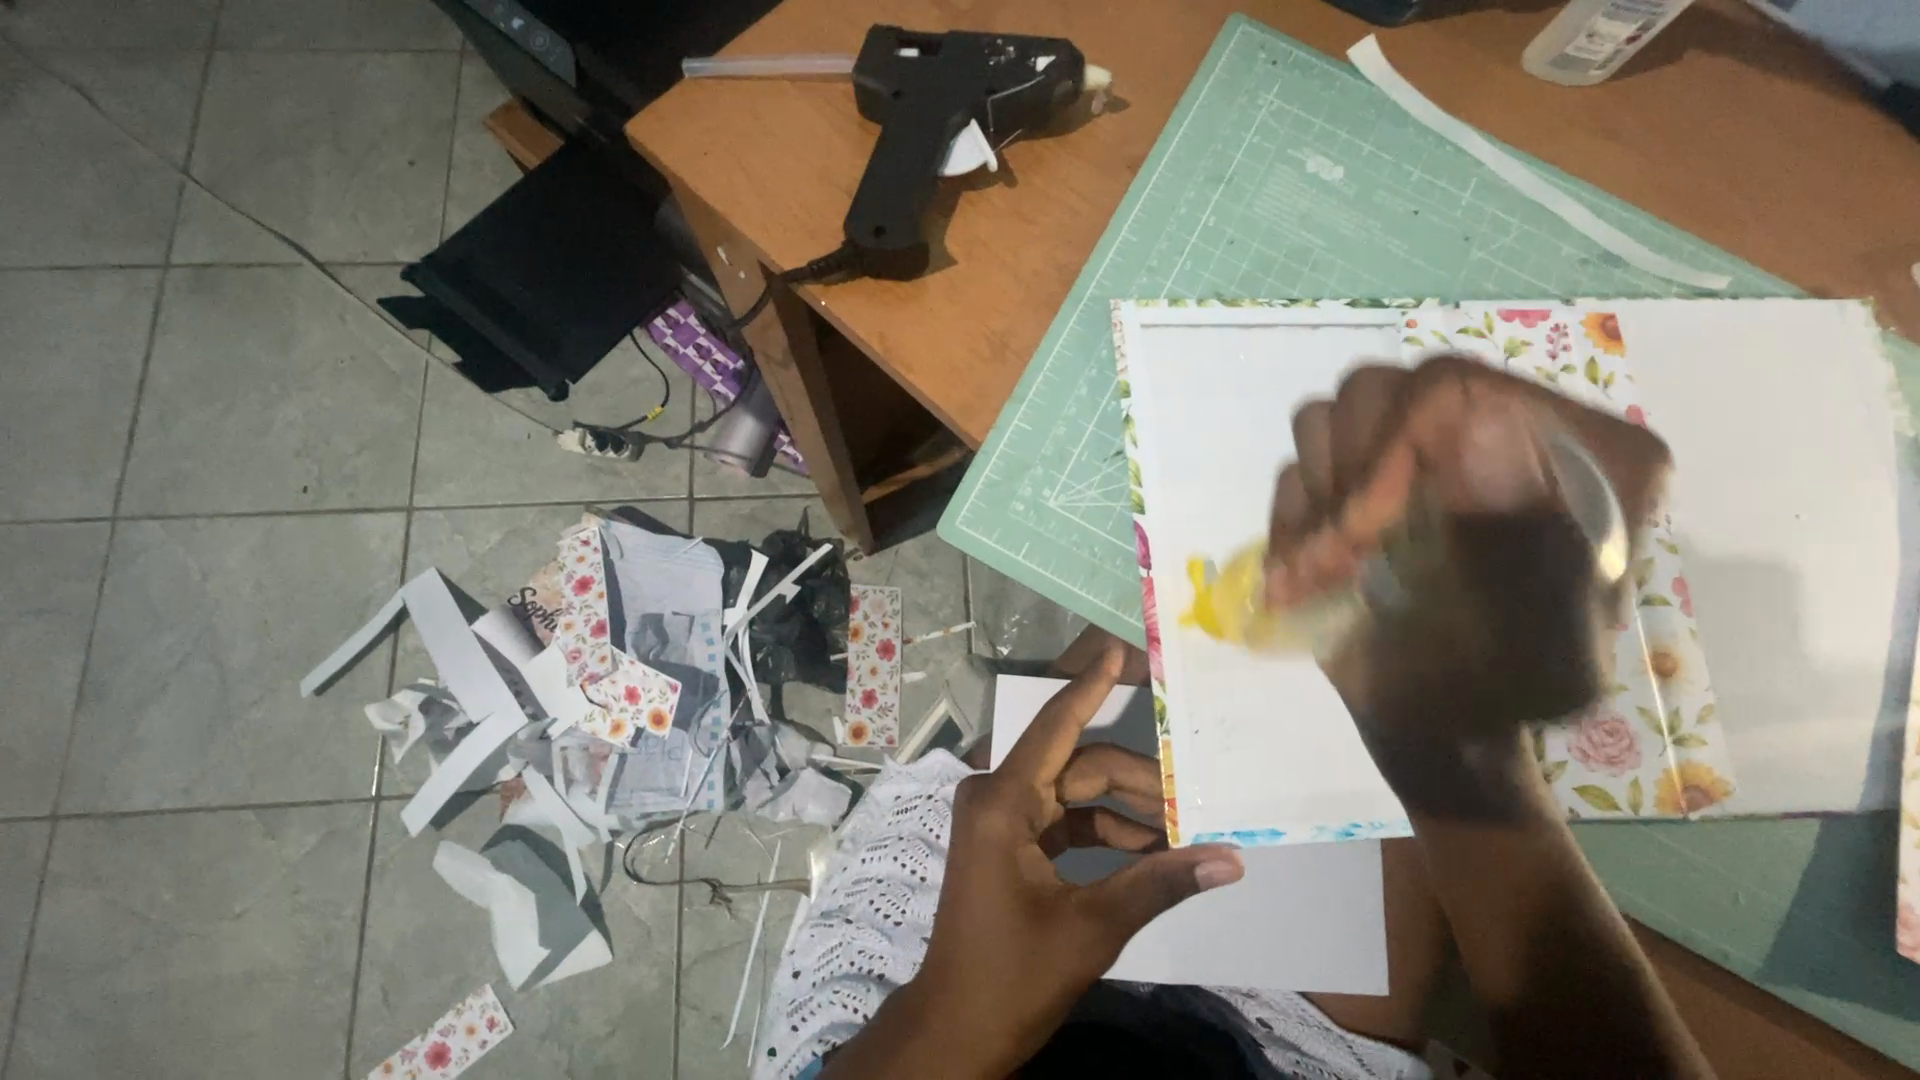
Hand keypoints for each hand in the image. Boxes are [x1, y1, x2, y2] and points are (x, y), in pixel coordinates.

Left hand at [826, 643, 1243, 1079]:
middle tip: (1194, 795)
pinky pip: (1064, 821)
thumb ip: (1159, 883)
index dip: (1090, 687)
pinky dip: (1104, 834)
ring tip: (1182, 832)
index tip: (1118, 650)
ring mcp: (1000, 820)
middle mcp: (997, 796)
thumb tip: (1230, 858)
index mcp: (1004, 801)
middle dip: (1137, 782)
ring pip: (1074, 795)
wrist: (957, 1027)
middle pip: (1078, 768)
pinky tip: (1151, 854)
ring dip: (1125, 812)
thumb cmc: (1013, 974)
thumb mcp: (1092, 927)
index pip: (1056, 727)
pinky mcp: (1008, 844)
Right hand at [1266, 355, 1670, 816]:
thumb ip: (1522, 546)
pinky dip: (1288, 525)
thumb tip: (1491, 437)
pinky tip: (1304, 577)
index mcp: (1574, 456)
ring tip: (1321, 575)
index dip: (1384, 456)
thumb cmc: (1500, 693)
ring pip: (1326, 419)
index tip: (1352, 541)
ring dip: (1312, 506)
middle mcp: (1496, 434)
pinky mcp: (1360, 484)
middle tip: (1333, 564)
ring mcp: (1417, 455)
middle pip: (1378, 391)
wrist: (1439, 724)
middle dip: (1342, 483)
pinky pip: (1294, 469)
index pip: (1454, 392)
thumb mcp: (1537, 640)